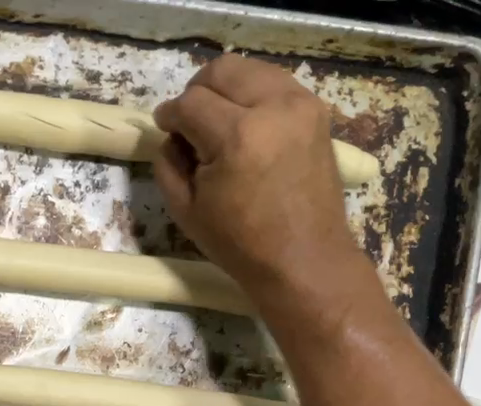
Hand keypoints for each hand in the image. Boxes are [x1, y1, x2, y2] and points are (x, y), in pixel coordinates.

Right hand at [152, 56, 359, 289]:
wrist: (303, 259)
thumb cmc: (239, 244)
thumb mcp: (186, 211)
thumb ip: (169, 166)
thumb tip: (171, 137)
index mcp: (236, 136)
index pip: (190, 103)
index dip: (169, 114)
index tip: (164, 128)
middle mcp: (272, 107)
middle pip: (221, 70)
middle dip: (197, 91)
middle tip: (189, 121)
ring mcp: (300, 104)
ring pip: (251, 70)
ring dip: (226, 89)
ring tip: (217, 122)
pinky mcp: (316, 110)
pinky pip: (276, 84)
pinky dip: (253, 96)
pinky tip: (245, 126)